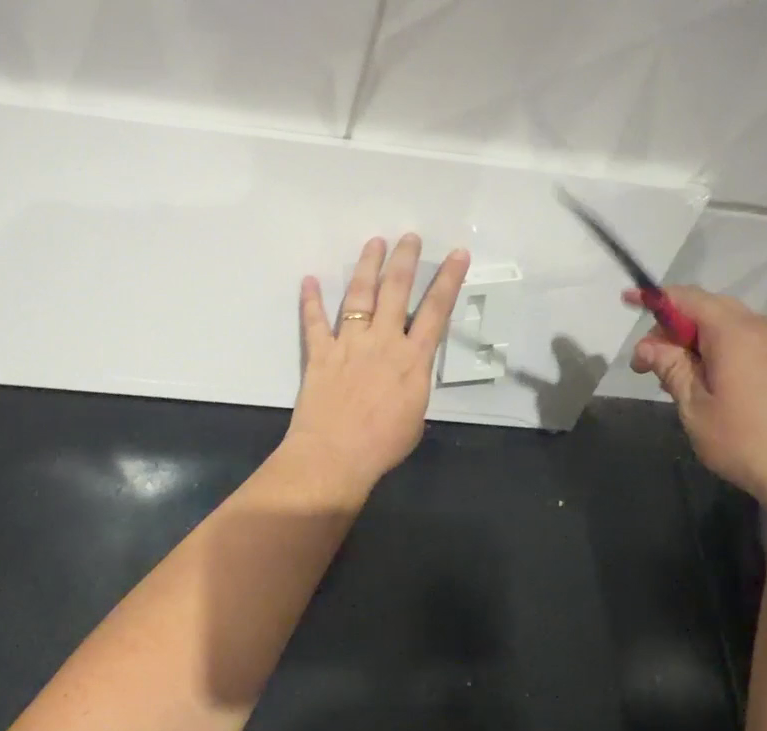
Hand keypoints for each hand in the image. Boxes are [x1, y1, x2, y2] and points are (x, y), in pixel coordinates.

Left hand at [284, 235, 469, 494]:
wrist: (335, 456)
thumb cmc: (381, 446)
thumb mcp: (415, 418)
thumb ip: (413, 388)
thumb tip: (407, 378)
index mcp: (413, 361)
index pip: (437, 311)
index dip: (448, 280)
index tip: (457, 253)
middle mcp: (383, 343)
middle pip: (396, 291)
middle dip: (404, 260)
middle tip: (409, 237)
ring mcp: (349, 345)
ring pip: (359, 296)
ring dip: (367, 267)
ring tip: (374, 243)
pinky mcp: (319, 355)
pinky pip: (314, 322)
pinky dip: (310, 300)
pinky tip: (308, 280)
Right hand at [629, 286, 766, 517]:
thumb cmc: (746, 440)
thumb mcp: (695, 407)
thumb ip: (672, 370)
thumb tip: (649, 346)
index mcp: (735, 333)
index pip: (689, 299)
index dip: (656, 299)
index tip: (628, 303)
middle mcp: (765, 329)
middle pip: (713, 310)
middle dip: (675, 327)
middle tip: (649, 362)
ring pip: (734, 330)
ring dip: (700, 344)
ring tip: (679, 380)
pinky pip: (753, 347)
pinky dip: (724, 355)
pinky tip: (715, 387)